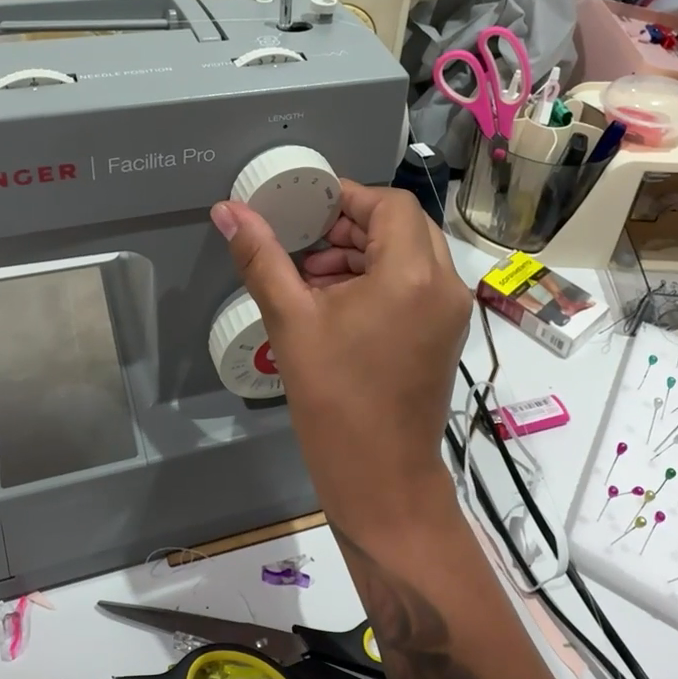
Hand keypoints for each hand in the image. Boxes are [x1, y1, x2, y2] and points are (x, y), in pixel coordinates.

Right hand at [211, 182, 470, 528]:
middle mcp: (444, 284)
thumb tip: (227, 210)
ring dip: (364, 252)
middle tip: (306, 242)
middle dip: (352, 226)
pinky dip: (381, 278)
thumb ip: (261, 258)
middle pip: (403, 224)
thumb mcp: (291, 322)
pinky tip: (336, 302)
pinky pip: (417, 282)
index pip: (389, 203)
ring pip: (411, 253)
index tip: (305, 210)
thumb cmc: (335, 400)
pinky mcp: (446, 333)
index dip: (346, 198)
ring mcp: (450, 311)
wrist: (382, 481)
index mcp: (412, 274)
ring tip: (312, 276)